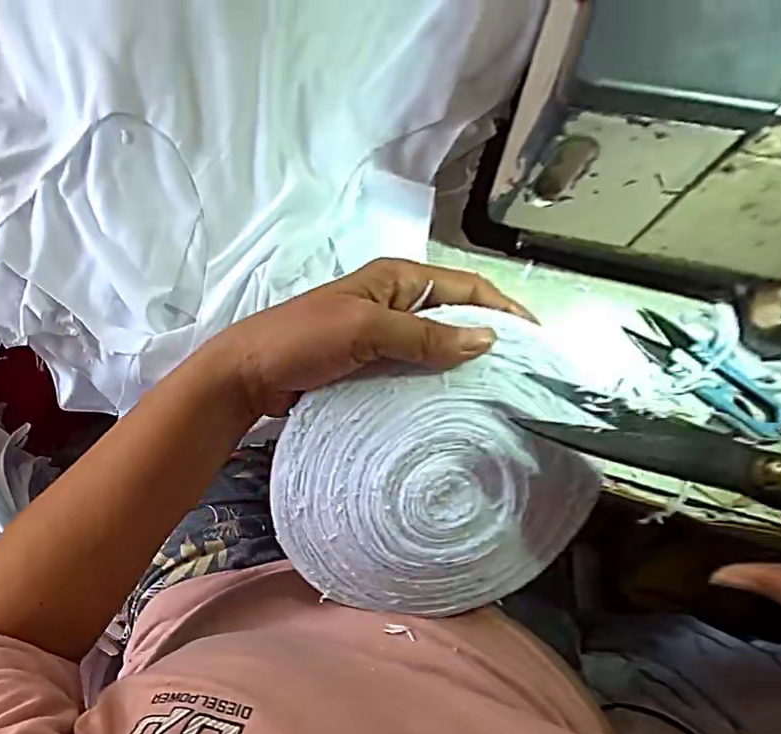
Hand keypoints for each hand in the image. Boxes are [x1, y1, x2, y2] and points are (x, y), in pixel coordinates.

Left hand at [195, 258, 534, 417]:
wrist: (246, 376)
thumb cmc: (301, 340)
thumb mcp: (365, 329)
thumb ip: (423, 334)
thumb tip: (485, 340)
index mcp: (395, 279)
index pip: (465, 288)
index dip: (502, 310)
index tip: (534, 341)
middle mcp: (390, 304)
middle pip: (450, 320)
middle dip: (482, 342)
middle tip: (515, 377)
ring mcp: (374, 339)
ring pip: (427, 351)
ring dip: (453, 370)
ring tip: (488, 397)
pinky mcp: (360, 368)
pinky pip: (403, 375)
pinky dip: (423, 388)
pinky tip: (441, 408)